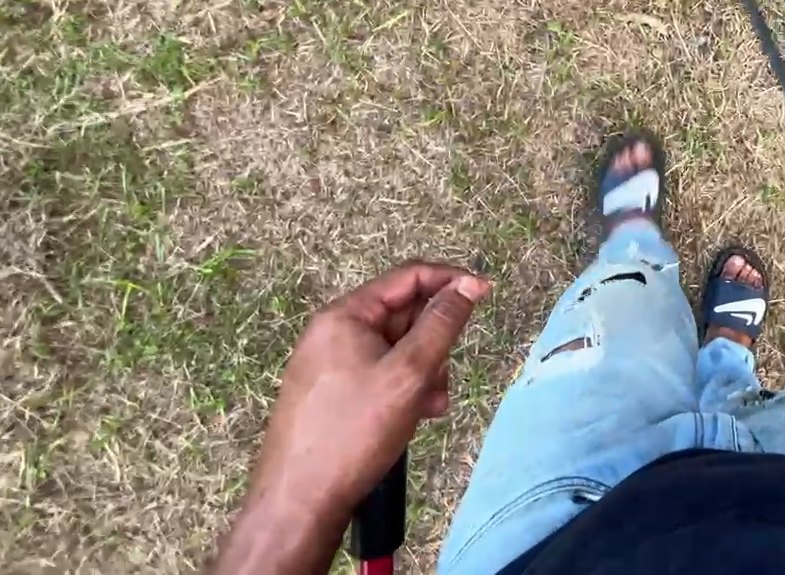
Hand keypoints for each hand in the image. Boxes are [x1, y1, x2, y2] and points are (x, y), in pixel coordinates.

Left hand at [240, 263, 489, 534]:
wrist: (298, 507)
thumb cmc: (355, 430)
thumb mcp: (410, 371)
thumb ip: (444, 321)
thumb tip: (470, 282)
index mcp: (346, 316)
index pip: (410, 276)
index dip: (452, 280)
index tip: (486, 294)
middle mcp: (335, 332)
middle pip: (407, 313)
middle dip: (437, 339)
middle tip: (447, 371)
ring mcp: (332, 363)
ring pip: (400, 346)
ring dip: (427, 368)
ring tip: (433, 402)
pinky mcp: (334, 391)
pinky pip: (384, 370)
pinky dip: (408, 385)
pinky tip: (419, 413)